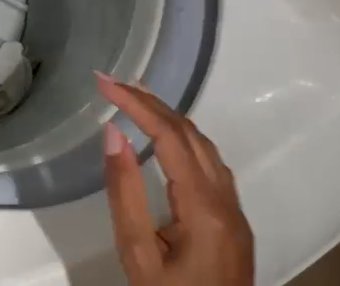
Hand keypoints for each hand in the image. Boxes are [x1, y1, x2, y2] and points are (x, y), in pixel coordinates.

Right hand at [96, 73, 254, 284]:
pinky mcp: (234, 226)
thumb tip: (114, 133)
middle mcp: (227, 203)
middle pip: (191, 135)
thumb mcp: (138, 256)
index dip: (137, 104)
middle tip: (113, 83)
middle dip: (151, 103)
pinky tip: (165, 140)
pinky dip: (185, 140)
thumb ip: (125, 193)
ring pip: (205, 148)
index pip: (170, 137)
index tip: (103, 83)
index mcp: (205, 209)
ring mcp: (236, 214)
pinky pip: (212, 166)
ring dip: (170, 118)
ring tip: (135, 99)